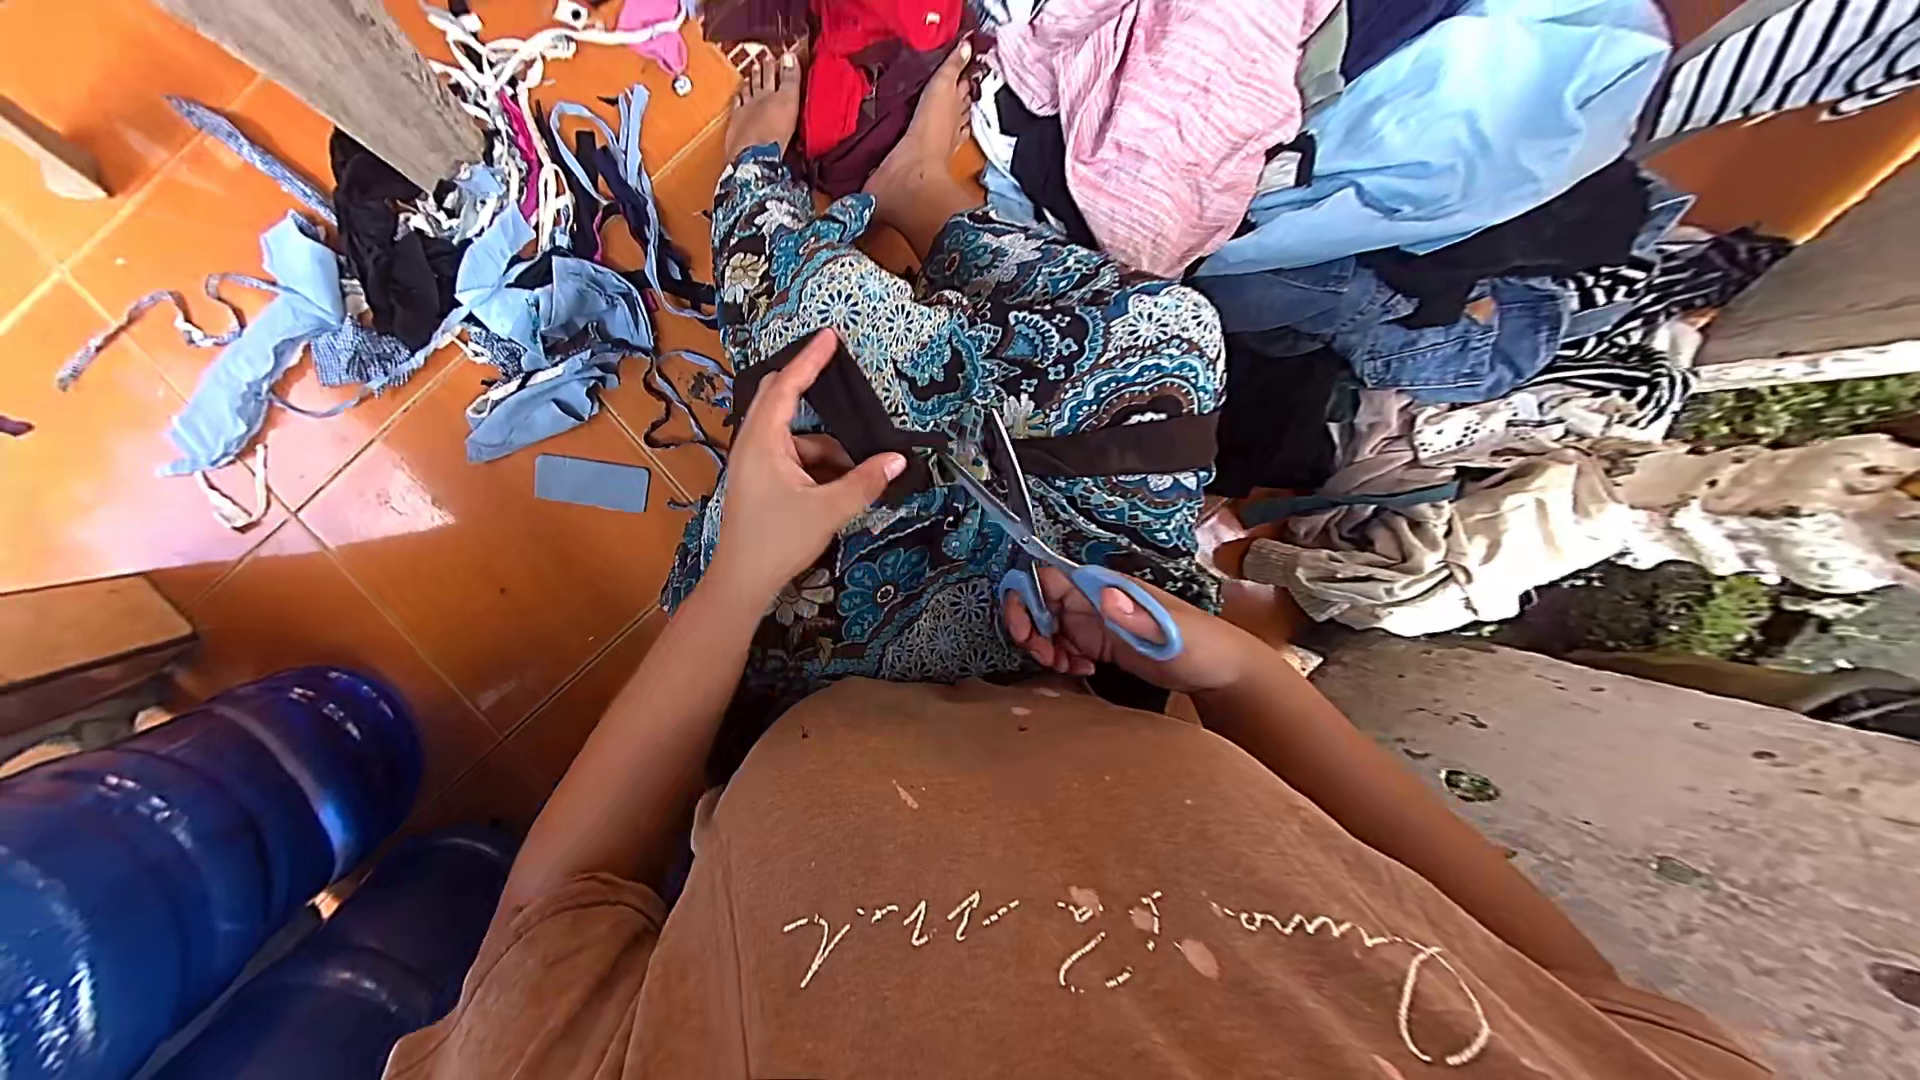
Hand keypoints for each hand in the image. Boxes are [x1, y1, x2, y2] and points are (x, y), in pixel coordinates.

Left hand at [706, 330, 906, 603]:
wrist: (744, 580)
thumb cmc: (777, 540)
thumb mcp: (828, 509)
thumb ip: (865, 482)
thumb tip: (897, 460)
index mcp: (763, 441)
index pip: (787, 386)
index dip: (810, 360)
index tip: (829, 337)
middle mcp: (755, 444)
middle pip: (784, 404)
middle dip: (814, 395)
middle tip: (844, 383)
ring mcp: (757, 464)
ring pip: (798, 440)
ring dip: (828, 450)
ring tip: (857, 475)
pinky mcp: (763, 481)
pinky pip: (796, 460)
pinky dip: (819, 467)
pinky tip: (840, 488)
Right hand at [1003, 566, 1270, 693]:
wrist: (1222, 672)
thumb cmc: (1202, 645)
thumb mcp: (1171, 631)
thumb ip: (1136, 615)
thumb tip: (1103, 594)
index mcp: (1106, 587)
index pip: (1050, 578)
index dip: (1029, 596)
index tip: (1030, 629)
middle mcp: (1095, 600)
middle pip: (1040, 601)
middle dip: (1030, 626)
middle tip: (1043, 653)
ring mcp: (1096, 622)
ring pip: (1048, 626)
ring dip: (1043, 646)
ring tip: (1063, 666)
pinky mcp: (1100, 644)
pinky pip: (1064, 646)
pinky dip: (1060, 660)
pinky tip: (1079, 671)